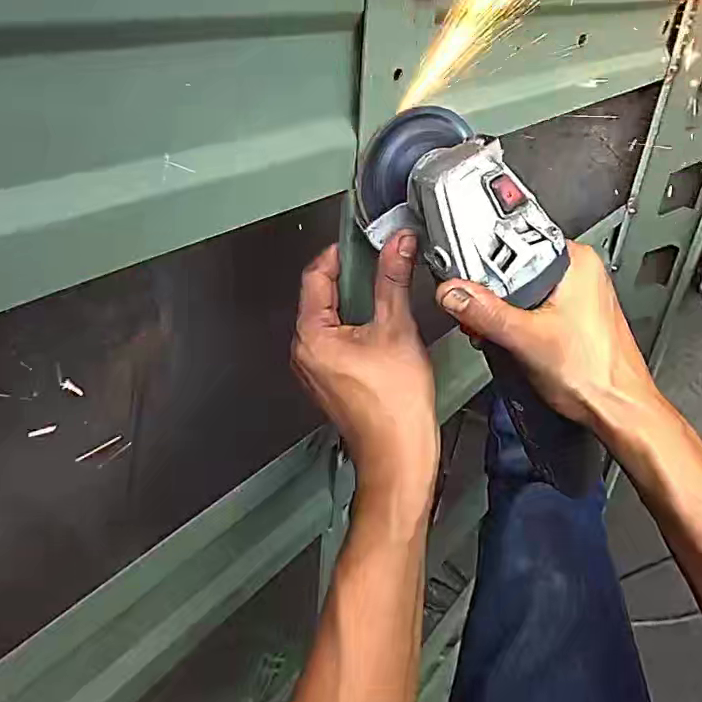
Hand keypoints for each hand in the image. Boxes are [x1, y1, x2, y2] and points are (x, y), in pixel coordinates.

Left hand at [292, 232, 438, 508]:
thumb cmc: (395, 410)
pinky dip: (351, 325)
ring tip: (378, 291)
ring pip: (327, 318)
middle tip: (373, 262)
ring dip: (351, 301)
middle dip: (347, 277)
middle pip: (319, 296)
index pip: (315, 276)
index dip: (337, 254)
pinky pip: (332, 340)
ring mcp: (312, 368)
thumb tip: (397, 248)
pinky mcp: (326, 379)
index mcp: (311, 335)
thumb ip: (393, 281)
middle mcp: (303, 350)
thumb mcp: (397, 329)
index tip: (357, 243)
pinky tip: (376, 325)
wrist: (398, 459)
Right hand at [434, 242, 660, 430]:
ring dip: (493, 307)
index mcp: (575, 262)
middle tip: (476, 310)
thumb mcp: (526, 338)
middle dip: (485, 290)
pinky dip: (506, 317)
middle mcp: (575, 271)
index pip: (511, 242)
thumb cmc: (598, 375)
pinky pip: (523, 302)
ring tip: (491, 327)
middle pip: (508, 265)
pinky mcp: (563, 312)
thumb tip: (452, 292)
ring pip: (513, 285)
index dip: (482, 263)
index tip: (464, 281)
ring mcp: (570, 292)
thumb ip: (484, 312)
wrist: (618, 411)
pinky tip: (503, 334)